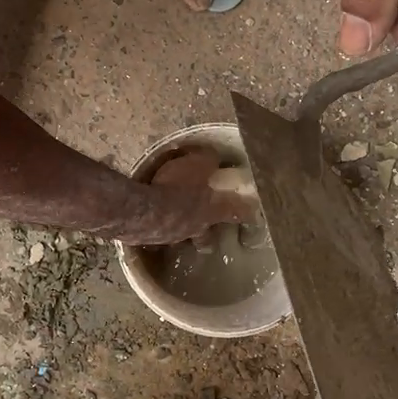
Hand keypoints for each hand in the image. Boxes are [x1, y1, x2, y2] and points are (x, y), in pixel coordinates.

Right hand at [111, 150, 255, 245]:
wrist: (143, 211)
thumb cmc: (178, 187)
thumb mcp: (197, 165)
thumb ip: (207, 160)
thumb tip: (214, 157)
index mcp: (211, 211)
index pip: (235, 213)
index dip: (246, 214)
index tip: (254, 217)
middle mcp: (193, 228)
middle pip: (204, 239)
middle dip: (206, 241)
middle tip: (207, 242)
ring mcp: (170, 237)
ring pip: (178, 240)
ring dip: (176, 236)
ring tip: (169, 231)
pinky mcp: (148, 240)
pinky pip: (151, 239)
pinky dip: (149, 234)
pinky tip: (143, 230)